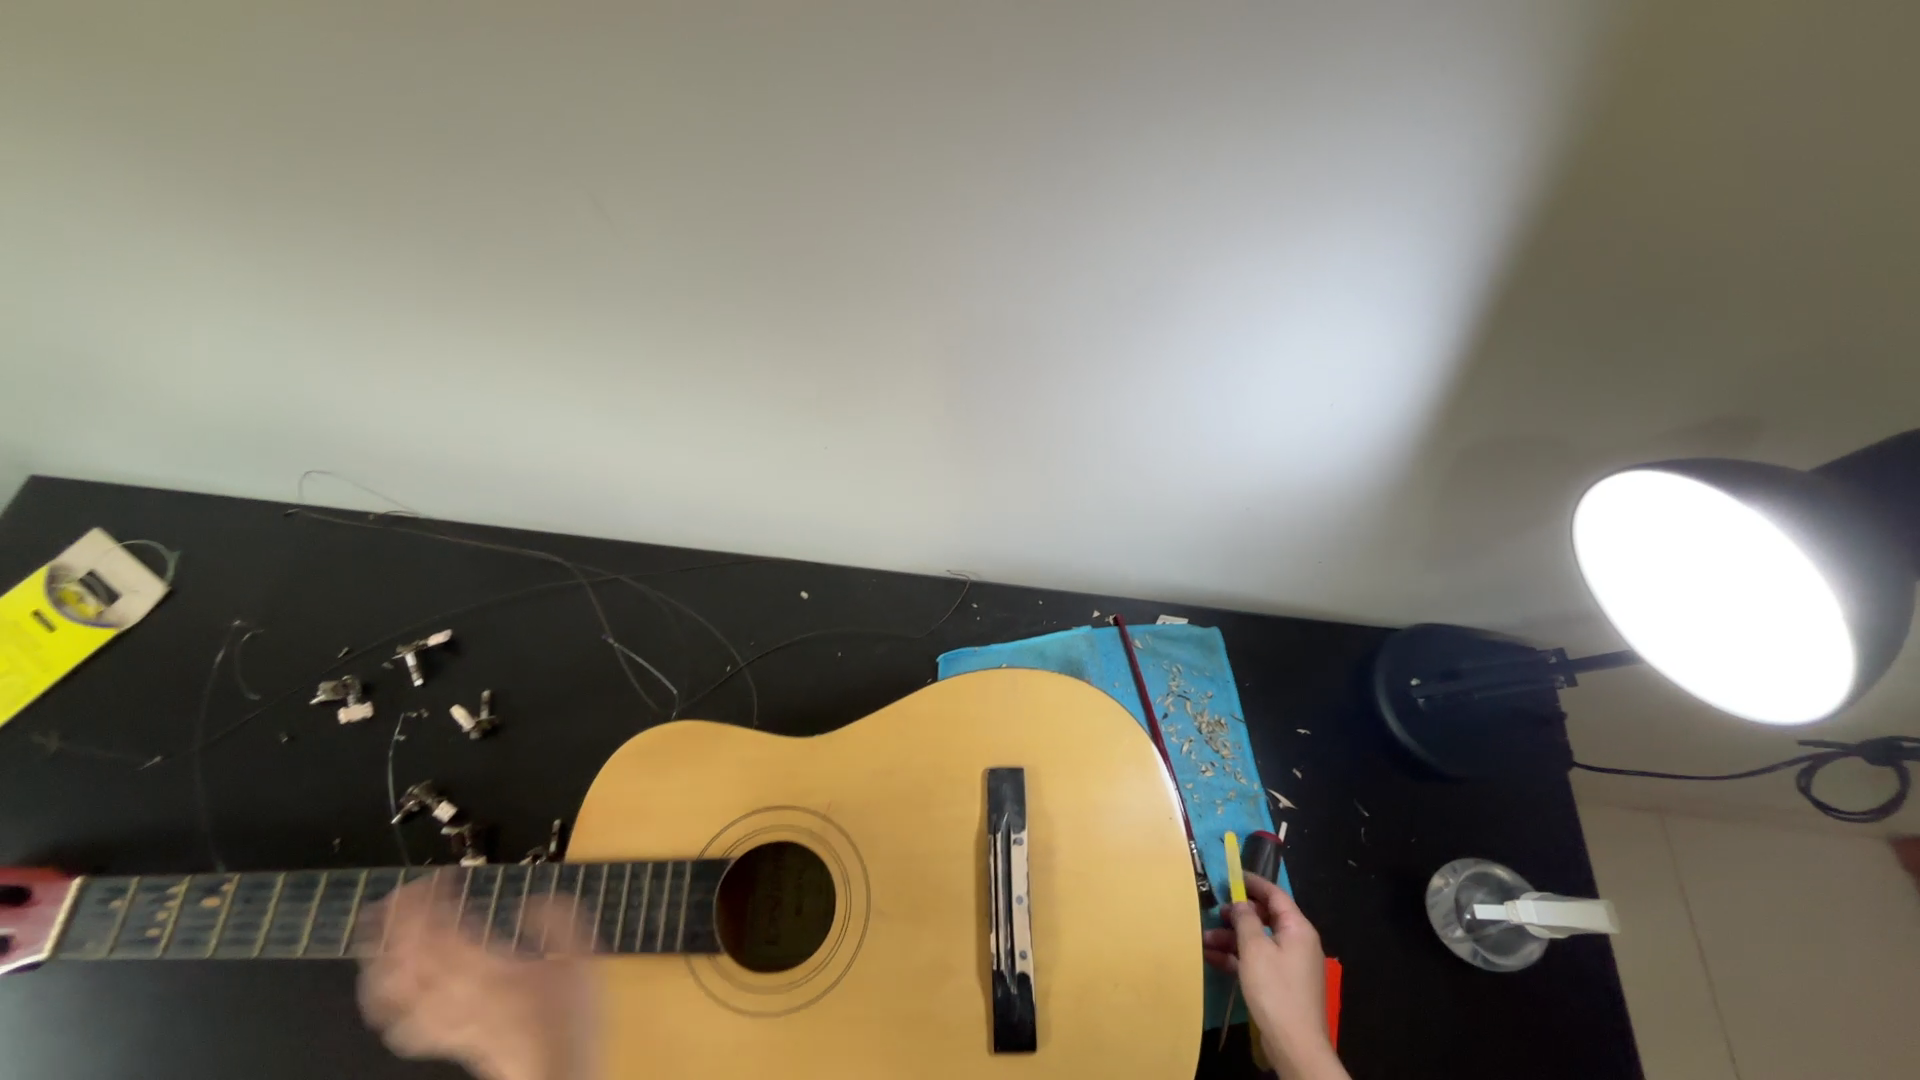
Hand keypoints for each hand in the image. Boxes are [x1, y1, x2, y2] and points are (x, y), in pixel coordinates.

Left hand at [357, 878, 599, 1079]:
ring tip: (379, 935)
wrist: (559, 1075)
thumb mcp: (581, 958)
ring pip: (393, 994)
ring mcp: (447, 1023)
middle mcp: (458, 996)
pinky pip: (401, 1025)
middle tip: (399, 897)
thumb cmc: (573, 1018)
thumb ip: (560, 922)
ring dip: (379, 960)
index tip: (436, 880)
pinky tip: (391, 988)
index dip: (429, 903)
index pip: (441, 931)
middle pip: (407, 959)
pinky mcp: (446, 1041)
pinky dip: (388, 1002)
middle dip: (396, 924)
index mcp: (489, 969)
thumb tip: (532, 902)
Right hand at [1202, 873, 1347, 1079]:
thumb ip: (1245, 919)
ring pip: (1257, 940)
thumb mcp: (1254, 948)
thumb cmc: (1275, 989)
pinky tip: (1213, 958)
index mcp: (1297, 928)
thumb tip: (1241, 903)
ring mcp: (1289, 964)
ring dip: (1231, 938)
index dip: (1252, 882)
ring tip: (1205, 939)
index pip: (1275, 894)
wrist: (1295, 1044)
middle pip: (1264, 917)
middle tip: (1213, 912)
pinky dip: (1237, 957)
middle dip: (1237, 914)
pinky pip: (1257, 960)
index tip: (1230, 875)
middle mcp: (1296, 942)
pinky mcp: (1280, 984)